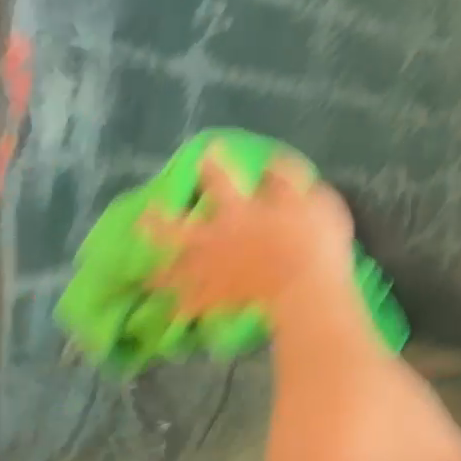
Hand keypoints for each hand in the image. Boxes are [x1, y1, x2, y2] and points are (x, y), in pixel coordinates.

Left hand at [147, 149, 354, 317]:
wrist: (305, 288)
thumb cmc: (315, 241)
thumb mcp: (315, 202)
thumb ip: (290, 182)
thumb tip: (272, 162)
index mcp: (238, 211)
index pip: (221, 180)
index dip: (213, 163)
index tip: (207, 149)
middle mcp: (212, 238)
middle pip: (173, 228)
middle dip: (156, 221)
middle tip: (145, 216)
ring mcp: (210, 270)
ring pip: (173, 271)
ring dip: (160, 273)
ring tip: (148, 276)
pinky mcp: (217, 297)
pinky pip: (193, 305)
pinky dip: (183, 308)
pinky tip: (176, 310)